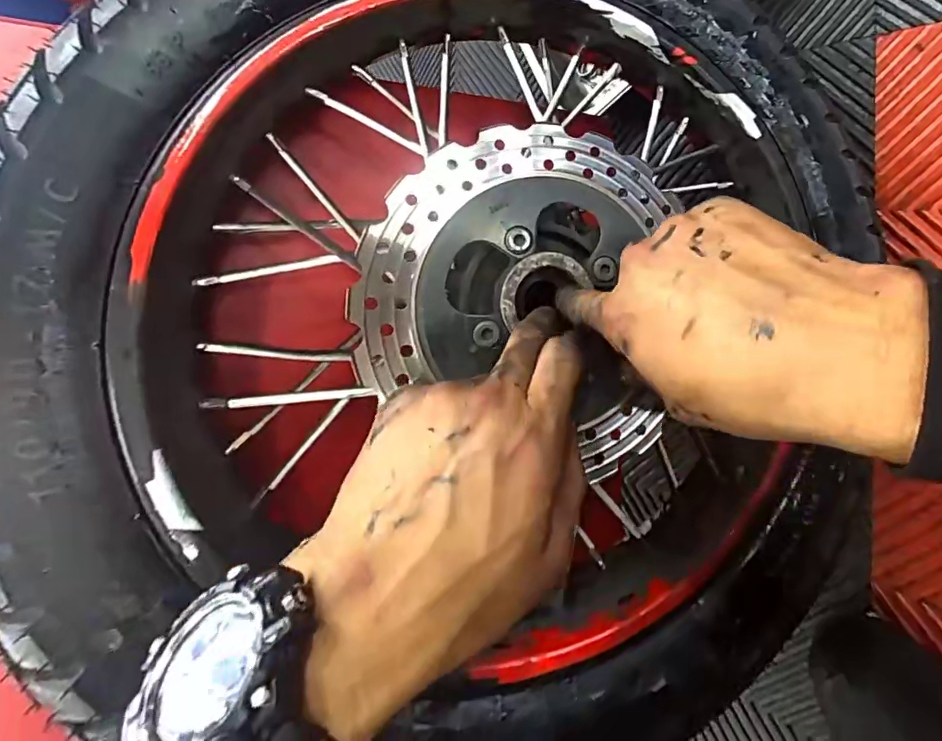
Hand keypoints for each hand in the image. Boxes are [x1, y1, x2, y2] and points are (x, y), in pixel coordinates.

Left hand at [281, 310, 585, 740]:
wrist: (371, 603)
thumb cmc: (463, 592)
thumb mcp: (550, 555)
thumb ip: (571, 481)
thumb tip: (567, 440)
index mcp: (536, 437)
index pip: (562, 357)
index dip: (569, 343)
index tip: (569, 342)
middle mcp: (492, 404)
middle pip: (523, 344)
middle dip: (535, 338)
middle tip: (535, 347)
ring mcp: (443, 400)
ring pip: (475, 384)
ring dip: (476, 406)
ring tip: (456, 460)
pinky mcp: (400, 406)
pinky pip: (433, 401)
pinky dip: (435, 422)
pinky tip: (422, 466)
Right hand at [556, 198, 927, 462]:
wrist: (841, 345)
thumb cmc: (768, 384)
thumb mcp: (685, 400)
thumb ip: (645, 365)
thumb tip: (643, 354)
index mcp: (627, 315)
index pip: (583, 302)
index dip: (591, 312)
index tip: (598, 313)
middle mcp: (648, 264)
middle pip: (632, 274)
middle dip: (653, 294)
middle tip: (691, 321)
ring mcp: (687, 230)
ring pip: (670, 248)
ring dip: (687, 267)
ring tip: (730, 297)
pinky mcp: (725, 210)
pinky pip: (706, 228)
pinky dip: (719, 247)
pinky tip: (749, 275)